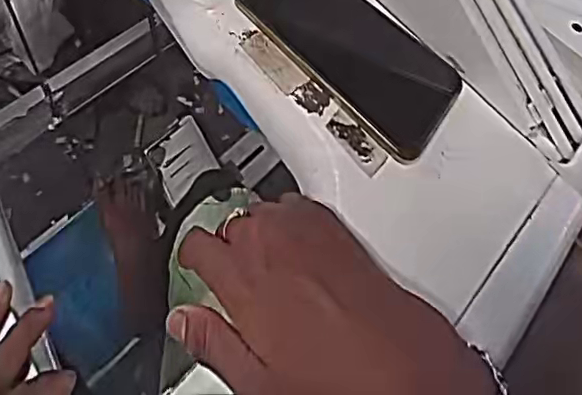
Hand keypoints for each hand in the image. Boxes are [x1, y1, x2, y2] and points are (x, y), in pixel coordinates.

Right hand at [169, 196, 496, 394]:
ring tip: (271, 269)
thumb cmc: (333, 376)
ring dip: (259, 232)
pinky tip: (298, 249)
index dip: (191, 256)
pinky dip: (289, 220)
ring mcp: (302, 226)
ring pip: (261, 210)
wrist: (397, 362)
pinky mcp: (330, 221)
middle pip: (228, 223)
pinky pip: (294, 204)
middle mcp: (270, 241)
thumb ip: (214, 340)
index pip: (197, 244)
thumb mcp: (257, 380)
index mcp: (243, 278)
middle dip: (228, 247)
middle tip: (236, 281)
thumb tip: (184, 320)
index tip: (194, 266)